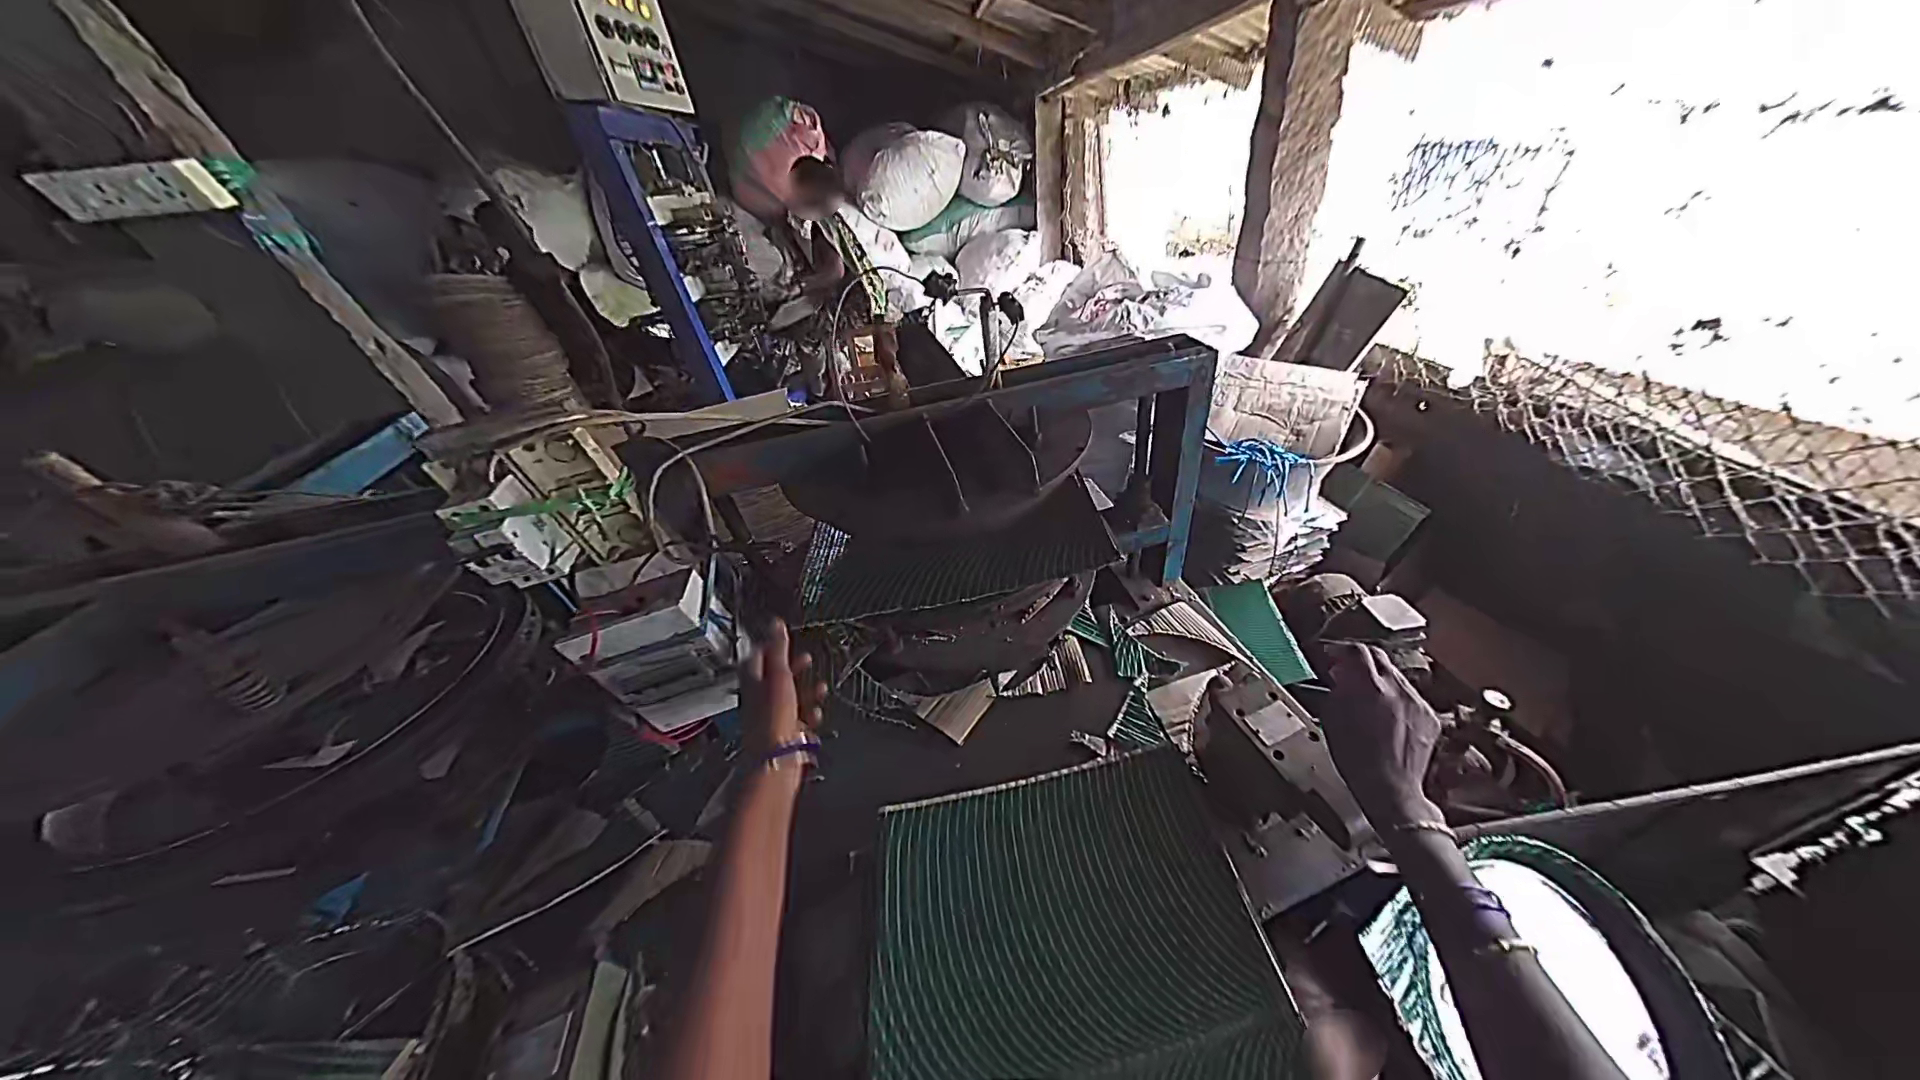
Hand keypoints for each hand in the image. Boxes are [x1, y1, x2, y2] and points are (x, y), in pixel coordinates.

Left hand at [739, 618, 826, 756]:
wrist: (776, 760)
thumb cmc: (772, 720)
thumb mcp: (778, 675)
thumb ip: (778, 649)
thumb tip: (775, 623)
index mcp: (753, 682)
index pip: (757, 656)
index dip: (770, 646)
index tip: (781, 637)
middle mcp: (760, 699)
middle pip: (776, 677)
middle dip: (793, 667)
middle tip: (805, 659)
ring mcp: (772, 718)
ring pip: (790, 697)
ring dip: (806, 690)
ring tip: (819, 686)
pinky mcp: (786, 734)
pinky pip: (800, 718)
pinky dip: (810, 713)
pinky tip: (815, 713)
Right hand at [1319, 642, 1443, 829]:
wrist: (1389, 787)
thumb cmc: (1356, 758)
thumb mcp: (1331, 717)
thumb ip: (1337, 689)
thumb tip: (1340, 676)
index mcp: (1369, 687)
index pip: (1356, 650)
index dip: (1340, 649)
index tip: (1332, 654)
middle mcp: (1397, 690)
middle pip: (1378, 656)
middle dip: (1359, 660)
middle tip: (1344, 670)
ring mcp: (1417, 702)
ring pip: (1394, 675)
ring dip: (1377, 679)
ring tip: (1363, 696)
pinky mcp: (1429, 717)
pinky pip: (1409, 696)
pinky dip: (1394, 697)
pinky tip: (1383, 714)